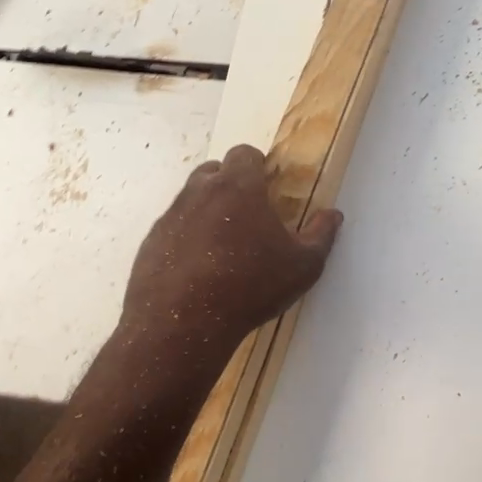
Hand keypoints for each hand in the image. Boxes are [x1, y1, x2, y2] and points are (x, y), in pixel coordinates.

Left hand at [120, 145, 341, 355]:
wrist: (181, 328)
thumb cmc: (250, 287)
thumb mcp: (303, 265)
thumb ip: (321, 235)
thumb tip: (333, 215)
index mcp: (238, 187)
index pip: (244, 153)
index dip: (257, 165)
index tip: (267, 187)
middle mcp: (200, 193)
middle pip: (213, 171)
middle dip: (229, 184)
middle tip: (247, 215)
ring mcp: (169, 219)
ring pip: (189, 200)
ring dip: (206, 211)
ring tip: (222, 247)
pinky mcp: (148, 246)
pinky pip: (171, 231)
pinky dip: (184, 240)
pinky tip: (197, 271)